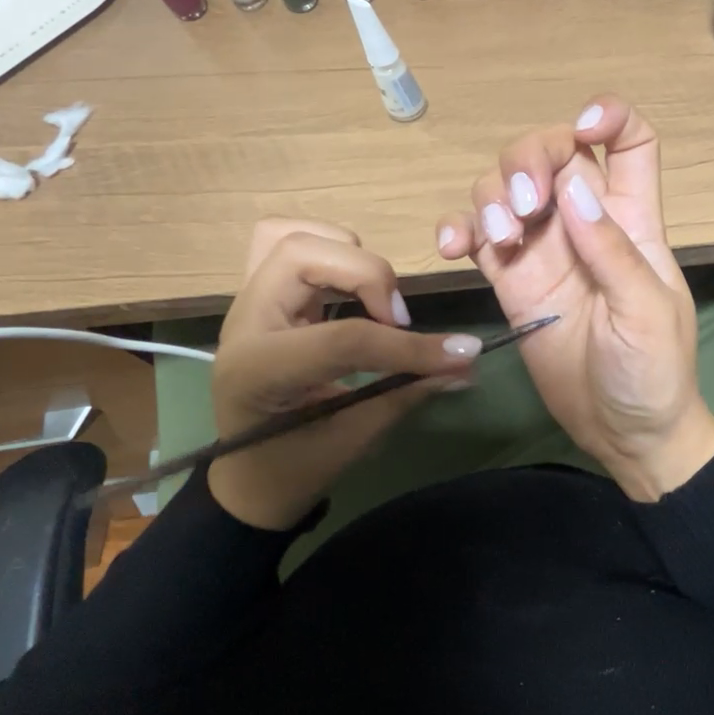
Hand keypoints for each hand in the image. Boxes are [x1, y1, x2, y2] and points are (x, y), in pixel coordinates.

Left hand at [208, 219, 481, 528]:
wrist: (249, 477)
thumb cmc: (296, 466)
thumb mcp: (355, 438)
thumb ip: (408, 391)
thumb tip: (467, 362)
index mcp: (258, 372)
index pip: (342, 338)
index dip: (409, 345)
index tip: (461, 353)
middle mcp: (246, 323)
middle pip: (303, 253)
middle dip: (368, 276)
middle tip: (396, 322)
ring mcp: (251, 303)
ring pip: (296, 237)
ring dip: (351, 258)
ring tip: (376, 304)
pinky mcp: (267, 295)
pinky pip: (295, 246)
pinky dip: (336, 254)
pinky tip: (358, 290)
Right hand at [437, 100, 713, 500]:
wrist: (626, 432)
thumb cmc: (655, 370)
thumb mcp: (646, 310)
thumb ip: (611, 250)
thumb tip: (572, 188)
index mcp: (632, 220)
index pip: (629, 143)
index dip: (610, 117)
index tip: (583, 125)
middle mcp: (585, 223)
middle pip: (552, 153)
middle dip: (529, 159)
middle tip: (525, 208)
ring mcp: (544, 249)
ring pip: (506, 187)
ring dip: (492, 197)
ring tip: (500, 242)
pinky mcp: (511, 281)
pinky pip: (478, 235)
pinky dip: (458, 228)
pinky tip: (456, 249)